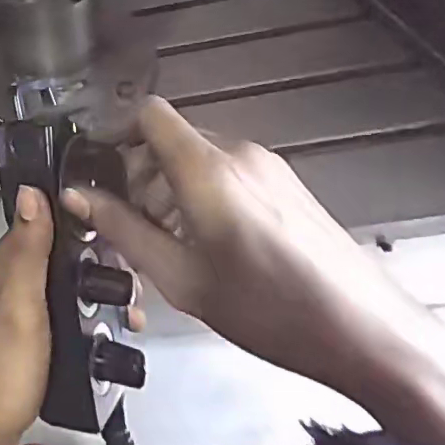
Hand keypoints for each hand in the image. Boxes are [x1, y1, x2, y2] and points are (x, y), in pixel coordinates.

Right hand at [61, 99, 444, 407]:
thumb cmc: (269, 309)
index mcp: (207, 169)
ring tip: (170, 242)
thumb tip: (79, 196)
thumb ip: (123, 229)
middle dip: (139, 172)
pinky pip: (227, 170)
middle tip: (130, 223)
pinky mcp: (284, 181)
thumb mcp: (181, 276)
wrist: (364, 330)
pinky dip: (201, 192)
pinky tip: (208, 241)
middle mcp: (238, 153)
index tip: (99, 168)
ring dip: (170, 186)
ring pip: (197, 156)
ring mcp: (267, 165)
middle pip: (171, 138)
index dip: (116, 132)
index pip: (148, 113)